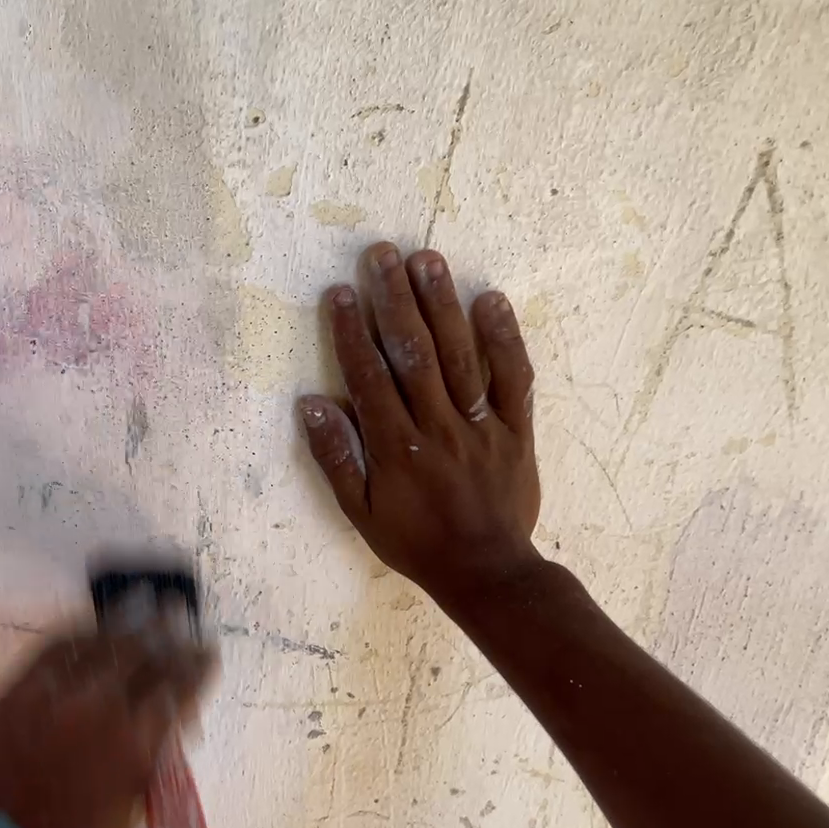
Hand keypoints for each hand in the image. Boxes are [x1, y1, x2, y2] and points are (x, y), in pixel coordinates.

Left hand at [0, 626, 215, 827]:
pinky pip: (57, 644)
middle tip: (180, 612)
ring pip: (101, 641)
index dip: (196, 667)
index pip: (176, 689)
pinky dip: (81, 630)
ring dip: (128, 620)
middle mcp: (99, 707)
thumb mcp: (132, 797)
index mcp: (134, 744)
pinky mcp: (22, 684)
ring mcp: (57, 690)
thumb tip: (174, 715)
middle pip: (143, 654)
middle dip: (166, 631)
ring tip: (147, 603)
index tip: (208, 650)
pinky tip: (95, 623)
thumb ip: (152, 751)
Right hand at [298, 242, 541, 604]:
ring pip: (461, 357)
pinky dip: (505, 339)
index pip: (368, 377)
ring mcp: (482, 426)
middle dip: (394, 300)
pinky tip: (492, 300)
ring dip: (442, 305)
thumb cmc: (413, 540)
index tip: (338, 291)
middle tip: (382, 254)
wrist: (489, 573)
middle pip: (414, 354)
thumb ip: (335, 456)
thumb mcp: (358, 510)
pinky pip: (513, 380)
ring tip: (427, 260)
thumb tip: (310, 403)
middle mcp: (438, 427)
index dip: (350, 331)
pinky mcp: (517, 431)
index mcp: (396, 447)